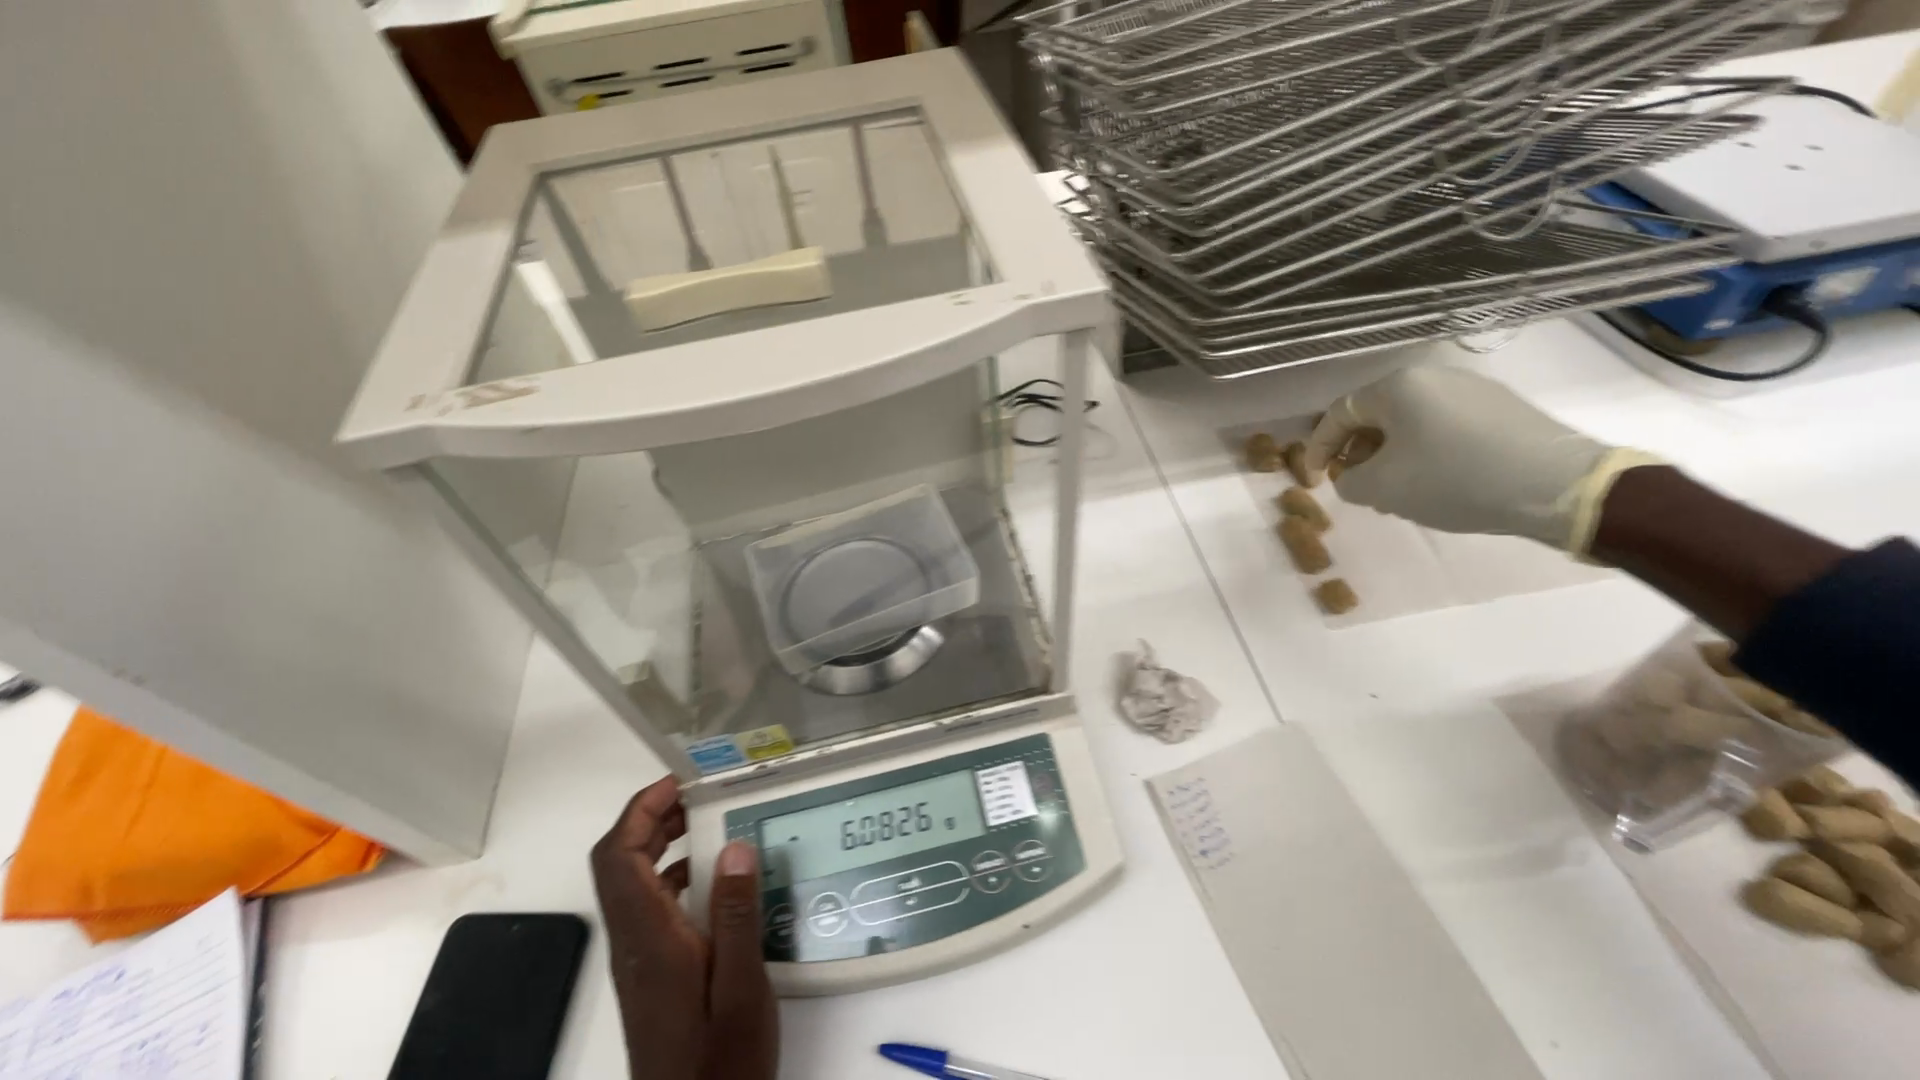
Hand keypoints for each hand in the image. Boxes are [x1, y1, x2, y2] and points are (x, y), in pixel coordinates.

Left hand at [591, 776, 776, 1079]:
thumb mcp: (741, 985)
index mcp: (649, 936)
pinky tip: (716, 883)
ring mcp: (640, 961)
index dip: (640, 810)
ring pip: (633, 885)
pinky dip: (675, 878)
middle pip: (619, 864)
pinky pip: (651, 909)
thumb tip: (733, 844)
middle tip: (700, 797)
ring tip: (712, 826)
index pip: (619, 856)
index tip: (680, 783)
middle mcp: (634, 942)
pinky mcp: (653, 975)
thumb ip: (735, 914)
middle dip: (651, 819)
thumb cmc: (721, 1057)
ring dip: (661, 846)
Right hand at [1303, 366, 1659, 553]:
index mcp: (1397, 387)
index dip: (1320, 448)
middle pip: (1377, 415)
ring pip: (1411, 422)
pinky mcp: (1501, 407)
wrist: (1554, 485)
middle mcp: (1433, 376)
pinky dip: (1426, 451)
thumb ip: (1349, 481)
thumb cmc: (1454, 479)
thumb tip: (1352, 476)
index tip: (1315, 479)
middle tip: (1356, 486)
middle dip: (1359, 452)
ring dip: (1393, 454)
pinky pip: (1444, 426)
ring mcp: (1472, 388)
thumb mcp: (1383, 489)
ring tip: (1396, 490)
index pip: (1339, 413)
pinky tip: (1436, 481)